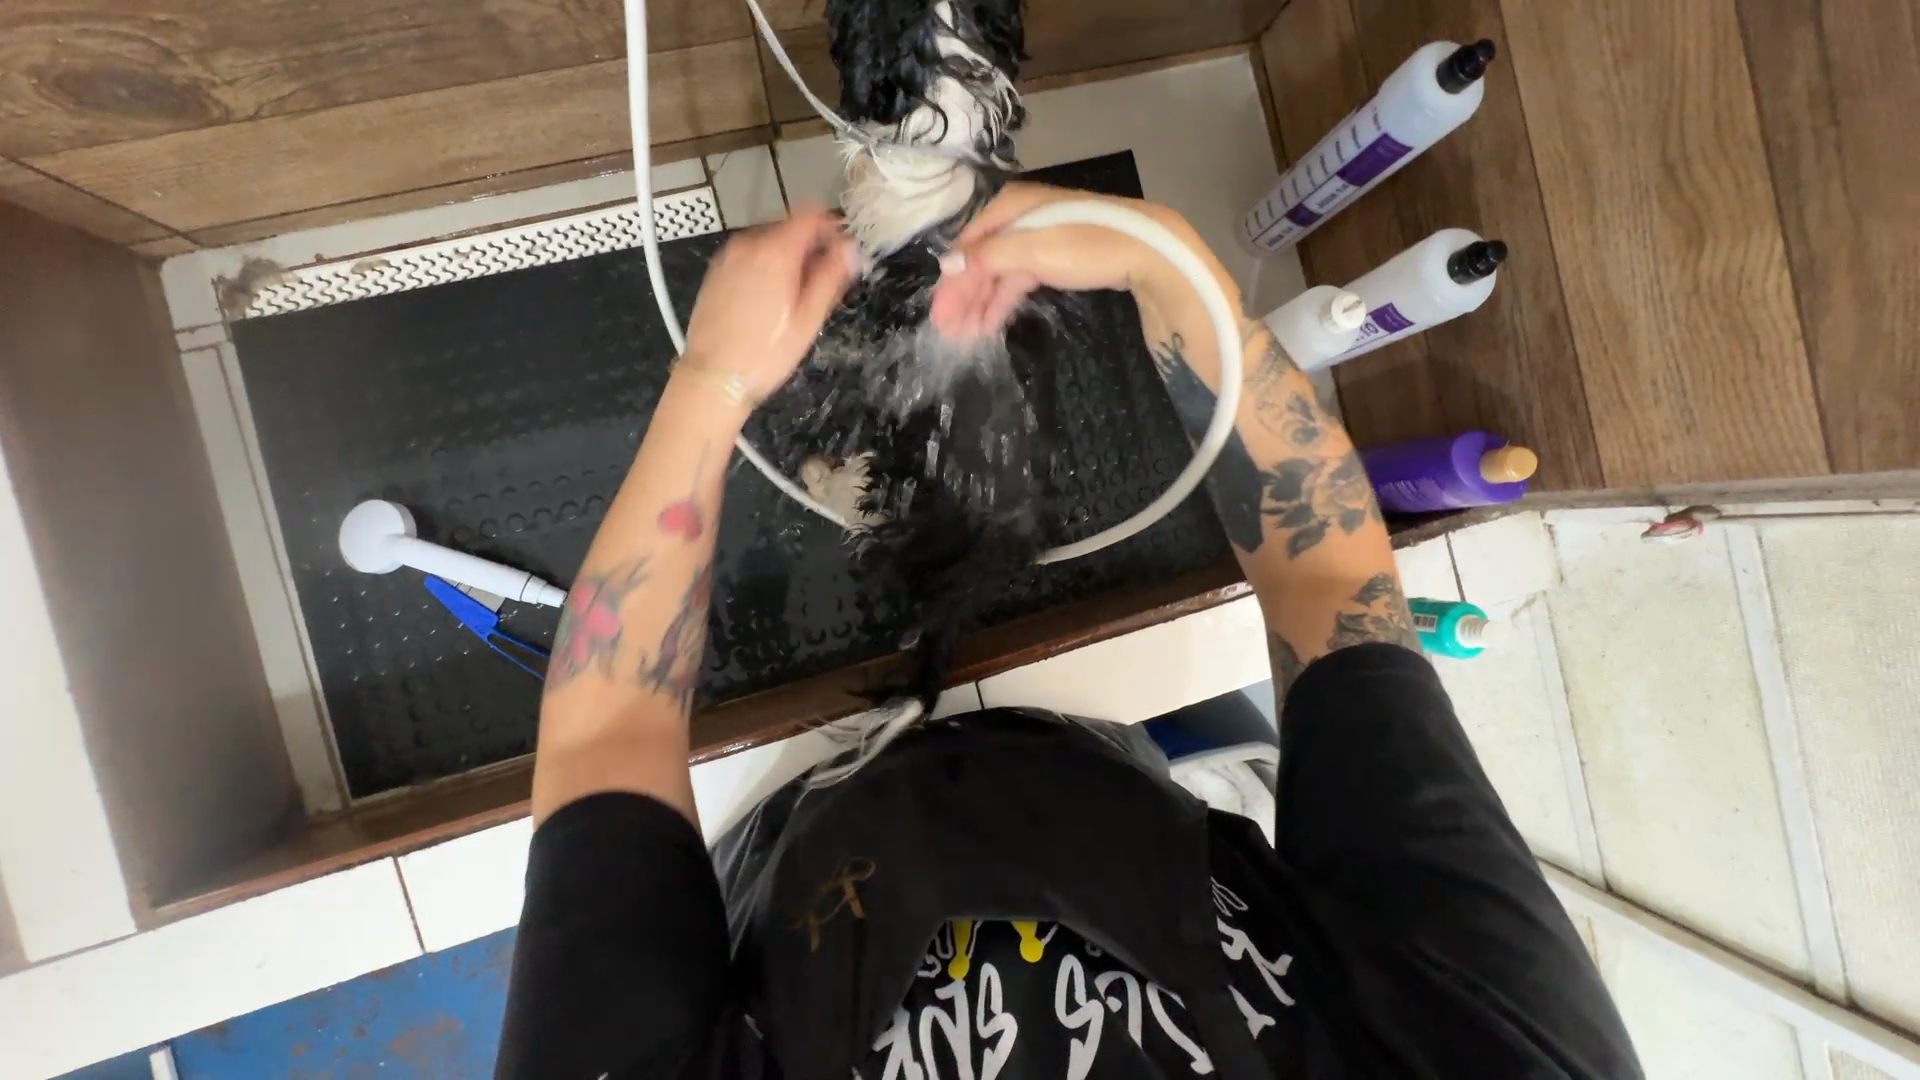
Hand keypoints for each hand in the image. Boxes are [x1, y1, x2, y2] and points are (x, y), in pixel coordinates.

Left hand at [681, 203, 857, 402]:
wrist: (714, 377)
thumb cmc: (767, 353)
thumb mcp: (808, 319)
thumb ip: (831, 276)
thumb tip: (850, 248)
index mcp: (776, 252)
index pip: (811, 216)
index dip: (832, 228)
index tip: (844, 251)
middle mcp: (748, 244)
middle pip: (789, 229)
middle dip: (810, 248)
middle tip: (822, 283)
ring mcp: (727, 256)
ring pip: (768, 243)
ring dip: (787, 258)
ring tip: (795, 297)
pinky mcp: (715, 272)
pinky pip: (749, 257)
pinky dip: (765, 267)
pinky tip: (769, 300)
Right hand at [930, 183, 1200, 337]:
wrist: (1147, 251)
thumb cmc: (1088, 244)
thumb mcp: (1032, 250)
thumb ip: (988, 258)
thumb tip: (947, 265)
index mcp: (1011, 208)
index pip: (968, 245)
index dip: (952, 281)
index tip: (939, 316)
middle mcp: (1020, 219)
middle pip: (981, 261)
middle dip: (962, 297)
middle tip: (946, 333)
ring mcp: (1038, 240)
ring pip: (998, 275)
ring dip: (980, 304)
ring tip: (965, 336)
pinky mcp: (1055, 260)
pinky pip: (1017, 282)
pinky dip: (1002, 302)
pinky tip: (990, 323)